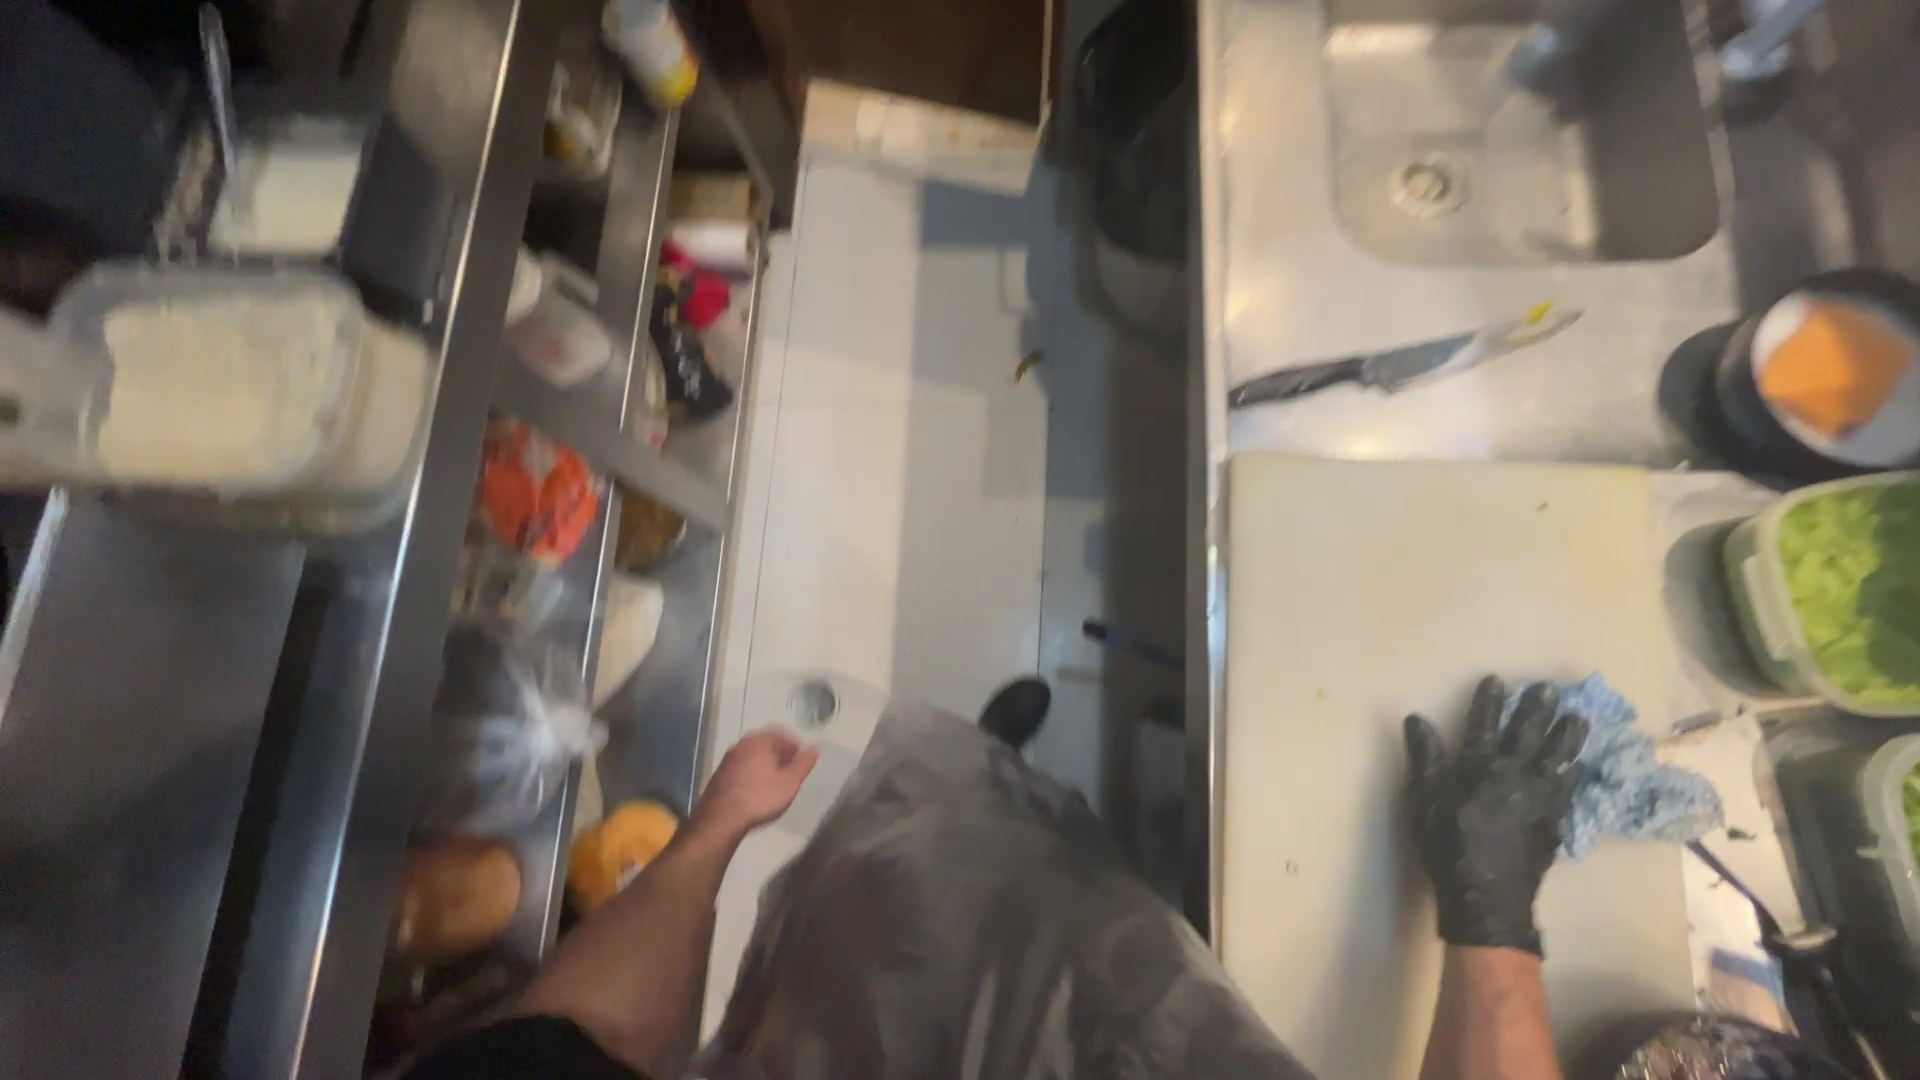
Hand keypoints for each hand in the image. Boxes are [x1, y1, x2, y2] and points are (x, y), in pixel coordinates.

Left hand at [689, 729, 818, 842]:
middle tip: (790, 771)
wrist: (720, 820)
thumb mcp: (790, 782)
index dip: (795, 746)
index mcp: (760, 741)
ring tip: (775, 781)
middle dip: (780, 754)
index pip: (782, 733)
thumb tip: (814, 748)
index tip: (802, 761)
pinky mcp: (719, 775)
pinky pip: (742, 766)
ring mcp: (728, 760)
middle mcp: (741, 744)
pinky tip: (756, 790)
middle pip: (766, 742)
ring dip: (765, 763)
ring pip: (752, 755)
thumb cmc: (760, 798)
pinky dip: (752, 772)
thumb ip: (803, 763)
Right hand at [1404, 676, 1587, 956]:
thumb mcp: (1423, 797)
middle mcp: (1514, 774)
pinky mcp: (1556, 819)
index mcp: (1479, 766)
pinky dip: (1574, 770)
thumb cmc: (1447, 841)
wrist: (1486, 893)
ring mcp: (1541, 796)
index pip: (1484, 724)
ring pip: (1558, 757)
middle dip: (1537, 709)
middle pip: (1528, 734)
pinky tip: (1579, 763)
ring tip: (1578, 718)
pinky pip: (1569, 786)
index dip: (1489, 701)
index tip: (1496, 680)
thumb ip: (1425, 757)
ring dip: (1567, 735)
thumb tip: (1417, 718)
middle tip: (1549, 689)